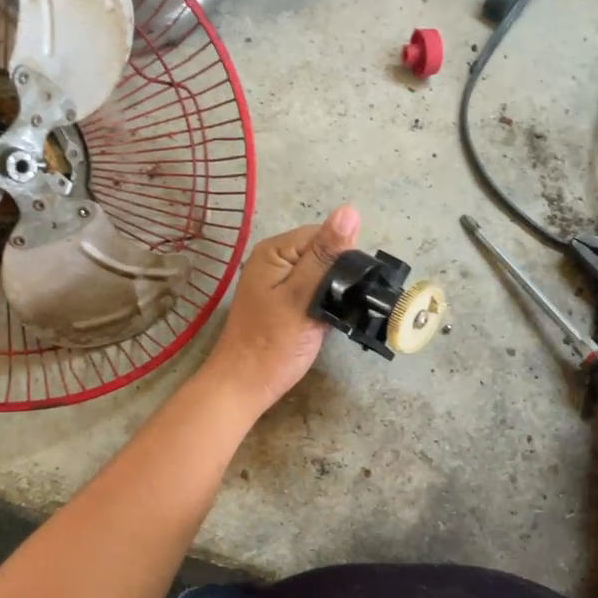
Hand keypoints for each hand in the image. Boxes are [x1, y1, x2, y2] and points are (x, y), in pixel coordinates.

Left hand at [202, 206, 360, 412]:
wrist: (244, 386)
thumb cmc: (272, 344)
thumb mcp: (302, 296)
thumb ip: (325, 256)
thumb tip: (350, 211)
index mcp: (275, 251)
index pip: (324, 235)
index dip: (343, 257)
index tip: (352, 286)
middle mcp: (276, 261)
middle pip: (324, 254)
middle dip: (340, 276)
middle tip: (345, 304)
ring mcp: (280, 284)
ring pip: (322, 276)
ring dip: (334, 293)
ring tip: (338, 314)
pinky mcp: (287, 304)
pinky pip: (315, 293)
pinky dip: (326, 305)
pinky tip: (329, 321)